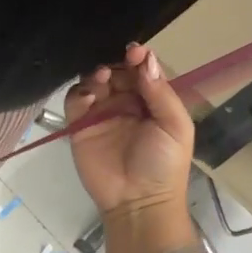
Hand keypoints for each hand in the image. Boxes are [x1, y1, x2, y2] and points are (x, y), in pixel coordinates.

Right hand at [66, 43, 195, 216]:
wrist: (139, 202)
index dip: (138, 57)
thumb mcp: (176, 126)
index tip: (134, 51)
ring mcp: (101, 113)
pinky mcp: (80, 126)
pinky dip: (78, 92)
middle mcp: (125, 102)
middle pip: (115, 71)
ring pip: (93, 81)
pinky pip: (75, 101)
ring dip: (95, 74)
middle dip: (115, 63)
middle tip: (115, 66)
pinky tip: (88, 96)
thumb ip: (161, 92)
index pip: (141, 70)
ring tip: (101, 78)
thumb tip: (146, 59)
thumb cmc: (164, 164)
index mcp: (151, 100)